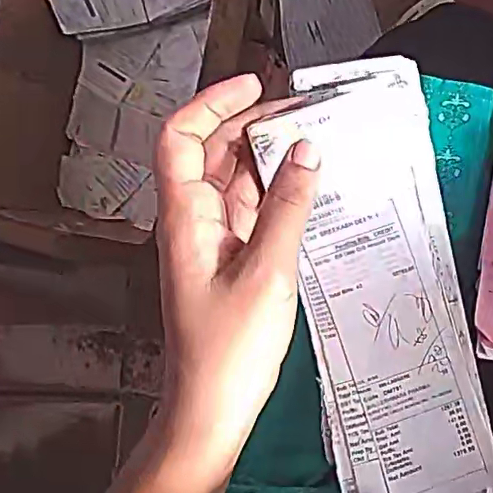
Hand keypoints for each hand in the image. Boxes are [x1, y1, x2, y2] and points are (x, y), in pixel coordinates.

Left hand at [154, 74, 320, 461]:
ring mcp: (213, 242)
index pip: (182, 138)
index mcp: (185, 219)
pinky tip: (305, 191)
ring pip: (235, 183)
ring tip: (309, 146)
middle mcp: (193, 223)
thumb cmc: (228, 351)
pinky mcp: (232, 262)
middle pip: (212, 154)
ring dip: (267, 160)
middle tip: (298, 114)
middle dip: (250, 126)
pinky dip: (276, 195)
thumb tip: (306, 154)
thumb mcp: (268, 271)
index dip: (213, 104)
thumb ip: (289, 208)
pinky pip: (252, 213)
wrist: (214, 405)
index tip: (255, 87)